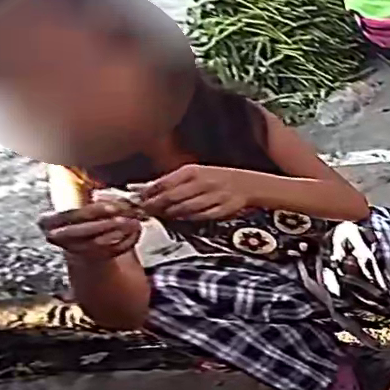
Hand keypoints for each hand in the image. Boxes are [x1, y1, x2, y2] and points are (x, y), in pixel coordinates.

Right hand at [38, 201, 142, 261]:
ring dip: (122, 232)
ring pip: (101, 242)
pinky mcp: (94, 259)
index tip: (114, 206)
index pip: (70, 215)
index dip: (94, 211)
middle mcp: (56, 237)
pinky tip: (136, 230)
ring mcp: (75, 250)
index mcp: (48, 221)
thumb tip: (89, 173)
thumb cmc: (85, 216)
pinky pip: (114, 250)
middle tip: (128, 217)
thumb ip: (83, 192)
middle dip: (109, 223)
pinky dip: (129, 240)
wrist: (87, 239)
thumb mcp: (80, 202)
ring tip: (135, 222)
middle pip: (85, 231)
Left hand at [137, 164, 254, 220]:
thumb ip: (173, 180)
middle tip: (148, 210)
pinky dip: (190, 217)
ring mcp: (216, 196)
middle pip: (172, 197)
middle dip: (157, 205)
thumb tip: (147, 189)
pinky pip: (203, 215)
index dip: (149, 193)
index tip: (140, 199)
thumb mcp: (196, 172)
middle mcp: (204, 183)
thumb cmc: (218, 178)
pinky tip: (183, 217)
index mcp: (193, 171)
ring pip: (186, 207)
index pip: (163, 183)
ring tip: (165, 214)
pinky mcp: (226, 208)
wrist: (249, 184)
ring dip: (172, 213)